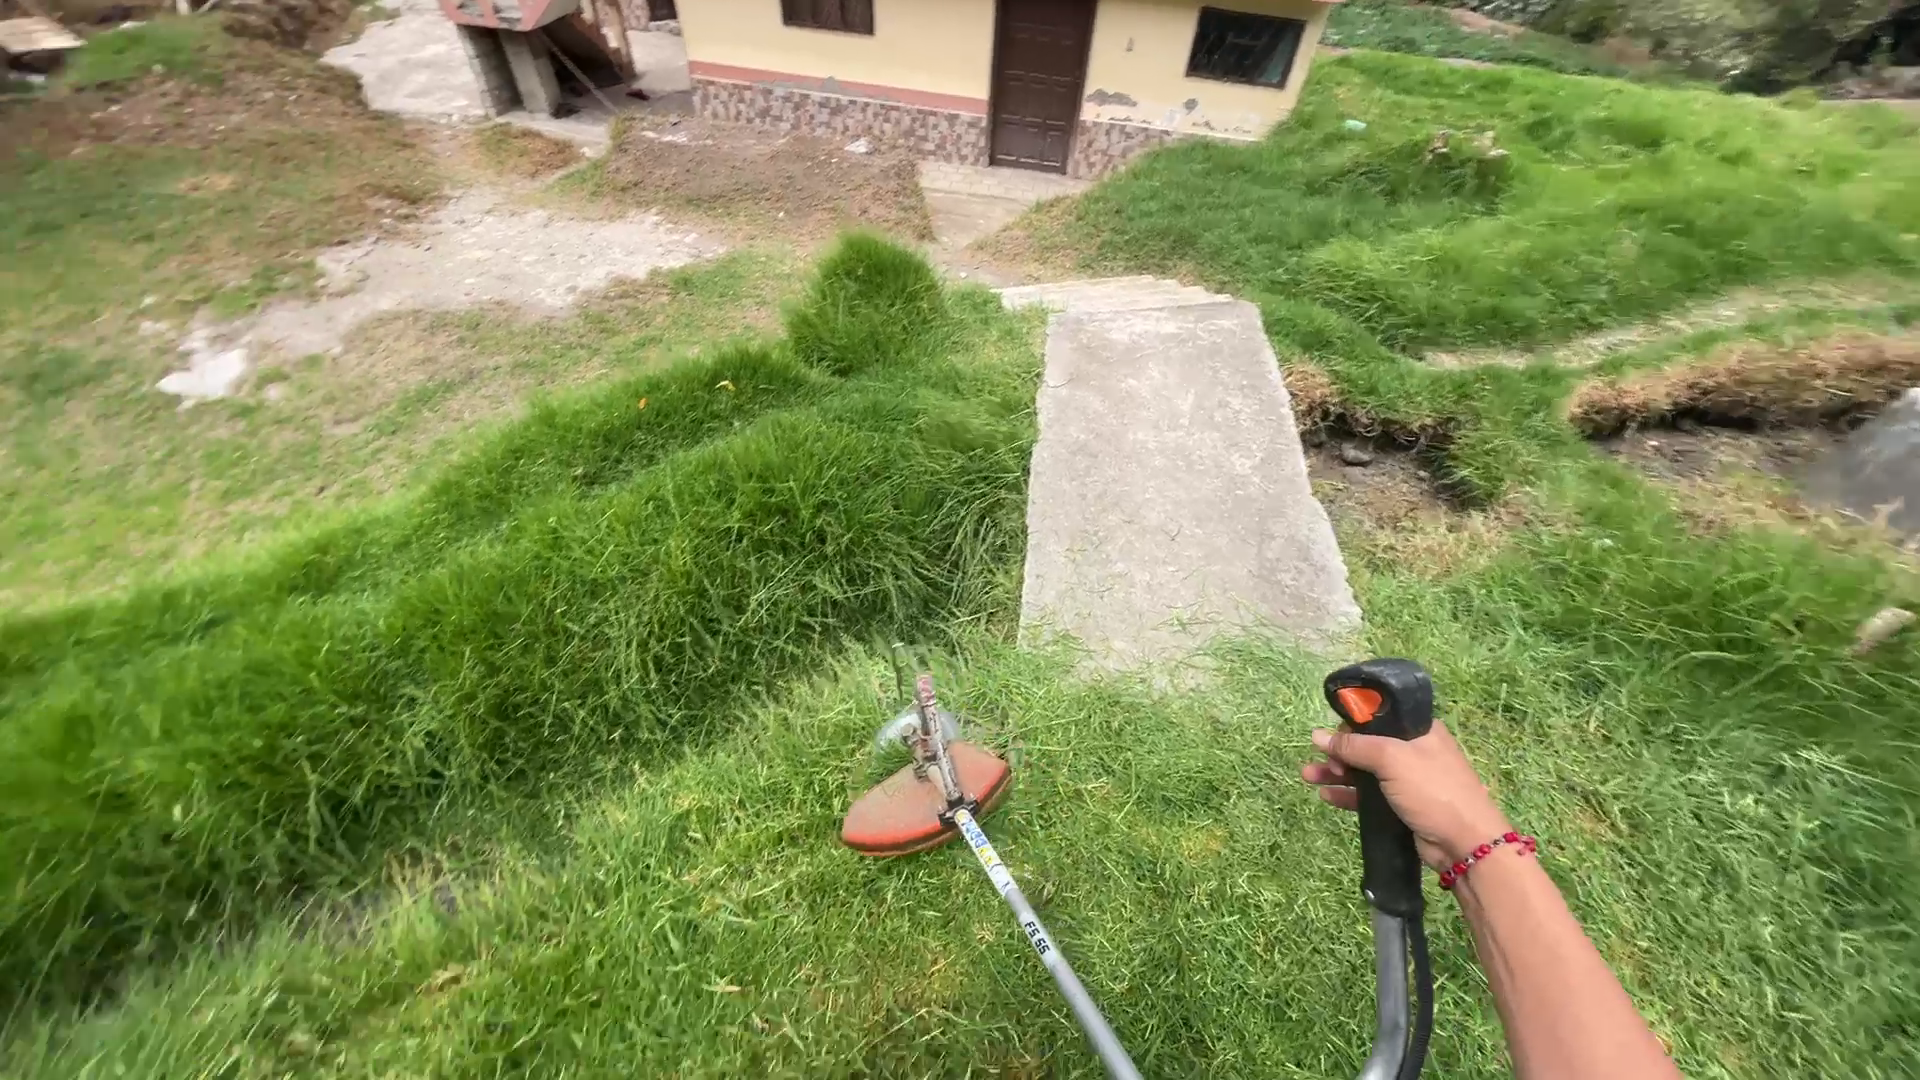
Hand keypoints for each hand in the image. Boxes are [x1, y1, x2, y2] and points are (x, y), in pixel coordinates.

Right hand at [1300, 719, 1509, 869]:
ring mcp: (1406, 781)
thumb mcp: (1391, 758)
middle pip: (1365, 745)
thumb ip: (1352, 746)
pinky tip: (1327, 795)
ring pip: (1362, 771)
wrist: (1466, 845)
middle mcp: (1412, 752)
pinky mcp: (1400, 806)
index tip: (1334, 735)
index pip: (1377, 717)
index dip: (1352, 724)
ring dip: (1335, 773)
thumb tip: (1316, 735)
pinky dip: (1347, 793)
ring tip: (1308, 777)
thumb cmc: (1433, 790)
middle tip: (1326, 762)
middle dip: (1339, 752)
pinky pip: (1366, 795)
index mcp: (1418, 731)